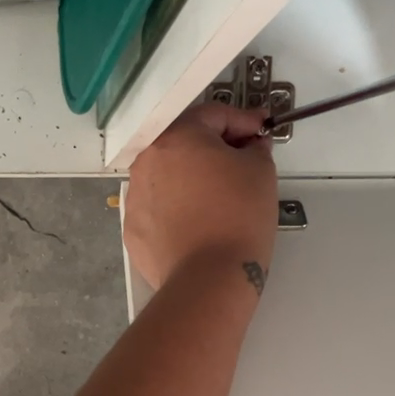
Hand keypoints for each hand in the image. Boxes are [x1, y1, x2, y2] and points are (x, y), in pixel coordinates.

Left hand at [125, 103, 277, 292]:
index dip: (243, 121)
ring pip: (168, 179)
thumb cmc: (236, 219)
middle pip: (184, 145)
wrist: (207, 280)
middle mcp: (145, 164)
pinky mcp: (134, 232)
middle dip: (215, 150)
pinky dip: (178, 211)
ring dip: (193, 181)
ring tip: (220, 199)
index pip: (213, 115)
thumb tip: (250, 146)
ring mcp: (134, 200)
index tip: (260, 131)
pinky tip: (199, 225)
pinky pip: (159, 211)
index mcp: (175, 138)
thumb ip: (255, 147)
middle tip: (242, 162)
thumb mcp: (260, 170)